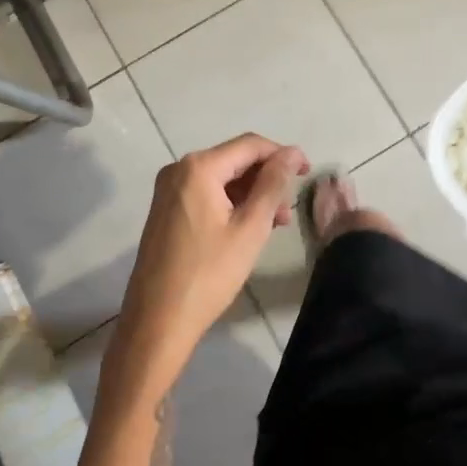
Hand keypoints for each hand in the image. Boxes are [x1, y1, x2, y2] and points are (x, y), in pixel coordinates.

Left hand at [116, 134, 308, 378]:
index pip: (250, 145)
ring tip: (277, 223)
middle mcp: (178, 170)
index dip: (283, 154)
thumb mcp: (250, 228)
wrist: (158, 320)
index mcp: (198, 168)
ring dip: (251, 194)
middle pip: (234, 160)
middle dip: (266, 178)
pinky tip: (249, 228)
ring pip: (221, 179)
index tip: (308, 172)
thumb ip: (272, 185)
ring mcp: (168, 191)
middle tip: (292, 206)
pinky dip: (231, 204)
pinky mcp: (166, 211)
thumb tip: (291, 153)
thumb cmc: (209, 273)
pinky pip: (206, 195)